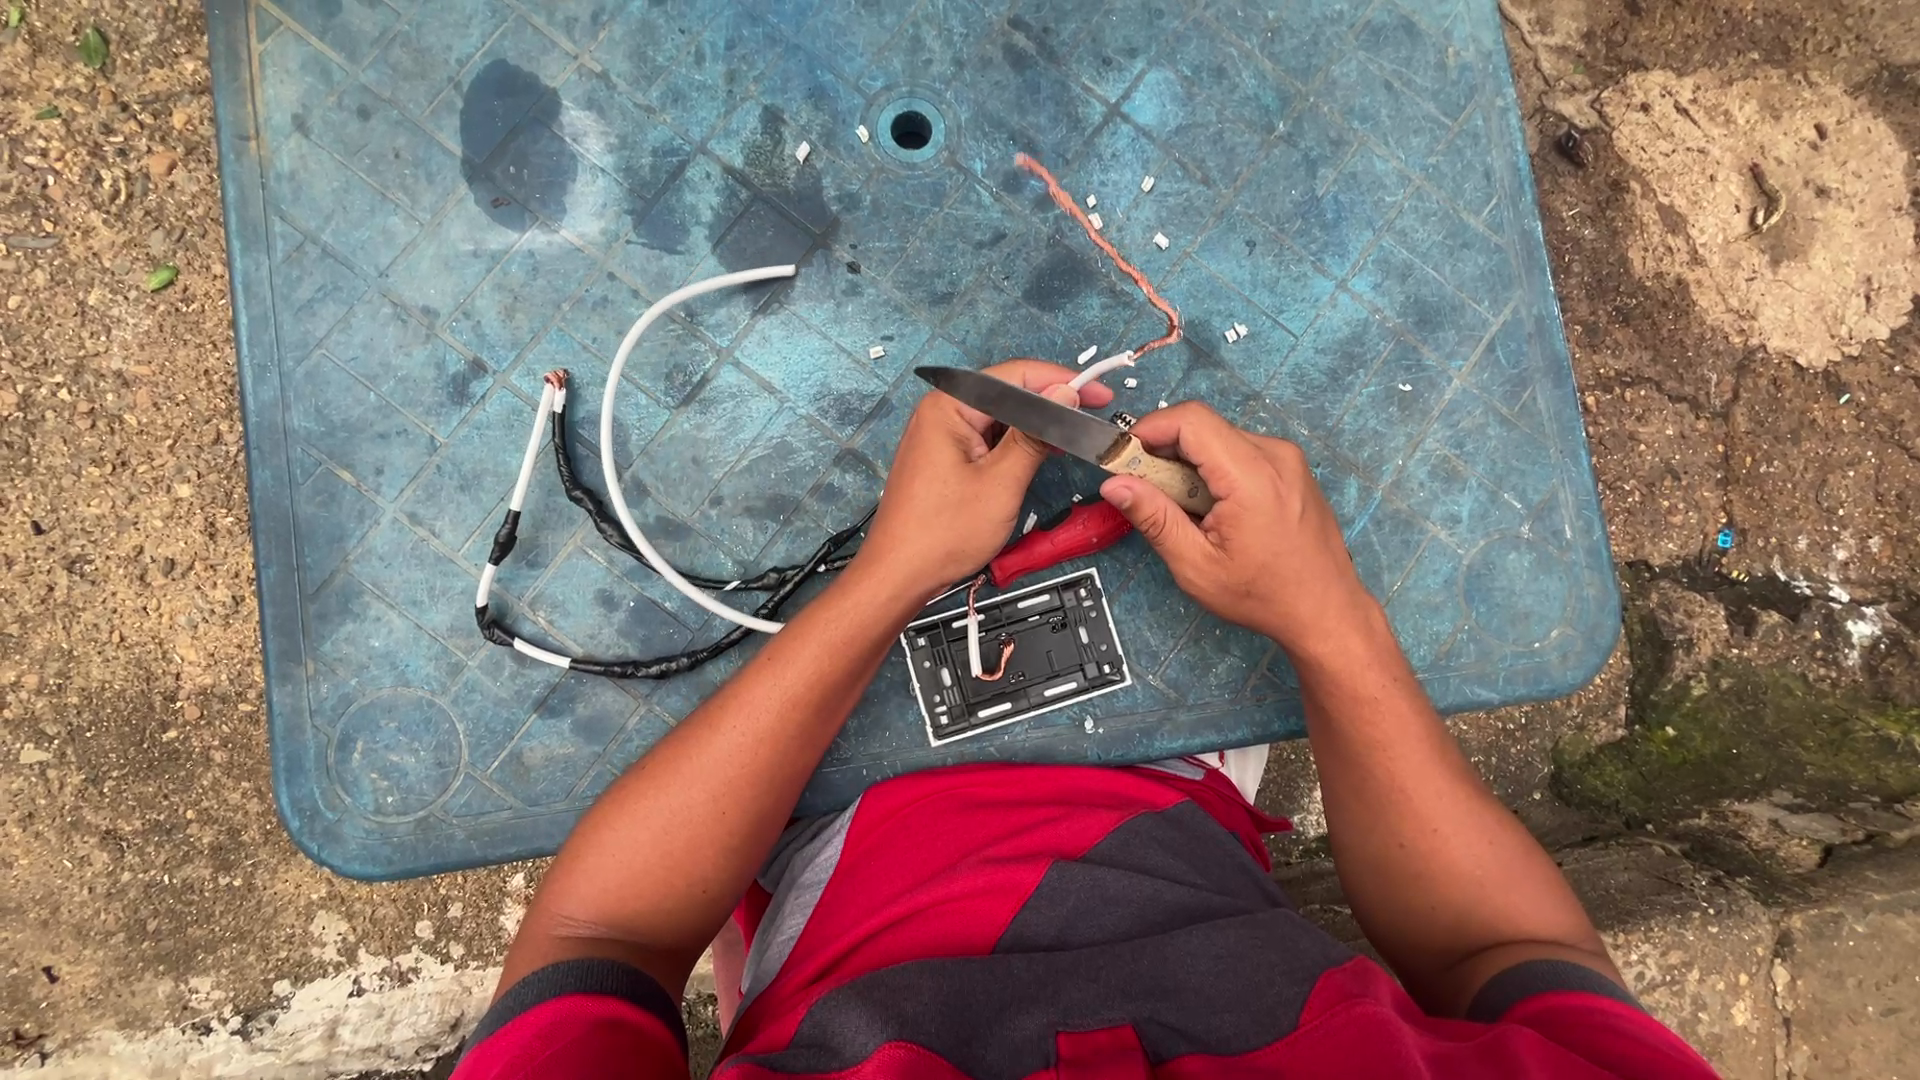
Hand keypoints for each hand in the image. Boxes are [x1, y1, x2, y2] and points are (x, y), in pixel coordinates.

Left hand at [857, 360, 1113, 598]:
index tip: (1099, 394)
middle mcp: (941, 412)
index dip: (1062, 381)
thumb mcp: (1001, 483)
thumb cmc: (942, 534)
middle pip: (1007, 392)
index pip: (1015, 376)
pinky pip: (986, 438)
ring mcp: (940, 435)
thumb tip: (1065, 396)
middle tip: (1091, 416)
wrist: (900, 575)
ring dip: (1034, 425)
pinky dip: (1014, 444)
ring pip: (999, 417)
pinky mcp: (943, 457)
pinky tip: (1039, 453)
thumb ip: (1034, 436)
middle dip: (1050, 403)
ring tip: (1071, 436)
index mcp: (949, 406)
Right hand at [1098, 403, 1372, 655]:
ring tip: (1181, 507)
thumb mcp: (1195, 565)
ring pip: (1219, 438)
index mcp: (1251, 476)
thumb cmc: (1262, 595)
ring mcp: (1287, 458)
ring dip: (1188, 462)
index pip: (1191, 420)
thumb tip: (1113, 484)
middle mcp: (1274, 454)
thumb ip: (1153, 518)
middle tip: (1145, 491)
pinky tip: (1210, 507)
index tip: (1124, 459)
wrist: (1326, 610)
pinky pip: (1239, 451)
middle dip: (1164, 450)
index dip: (1149, 429)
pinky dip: (1213, 469)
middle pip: (1203, 427)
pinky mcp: (1291, 467)